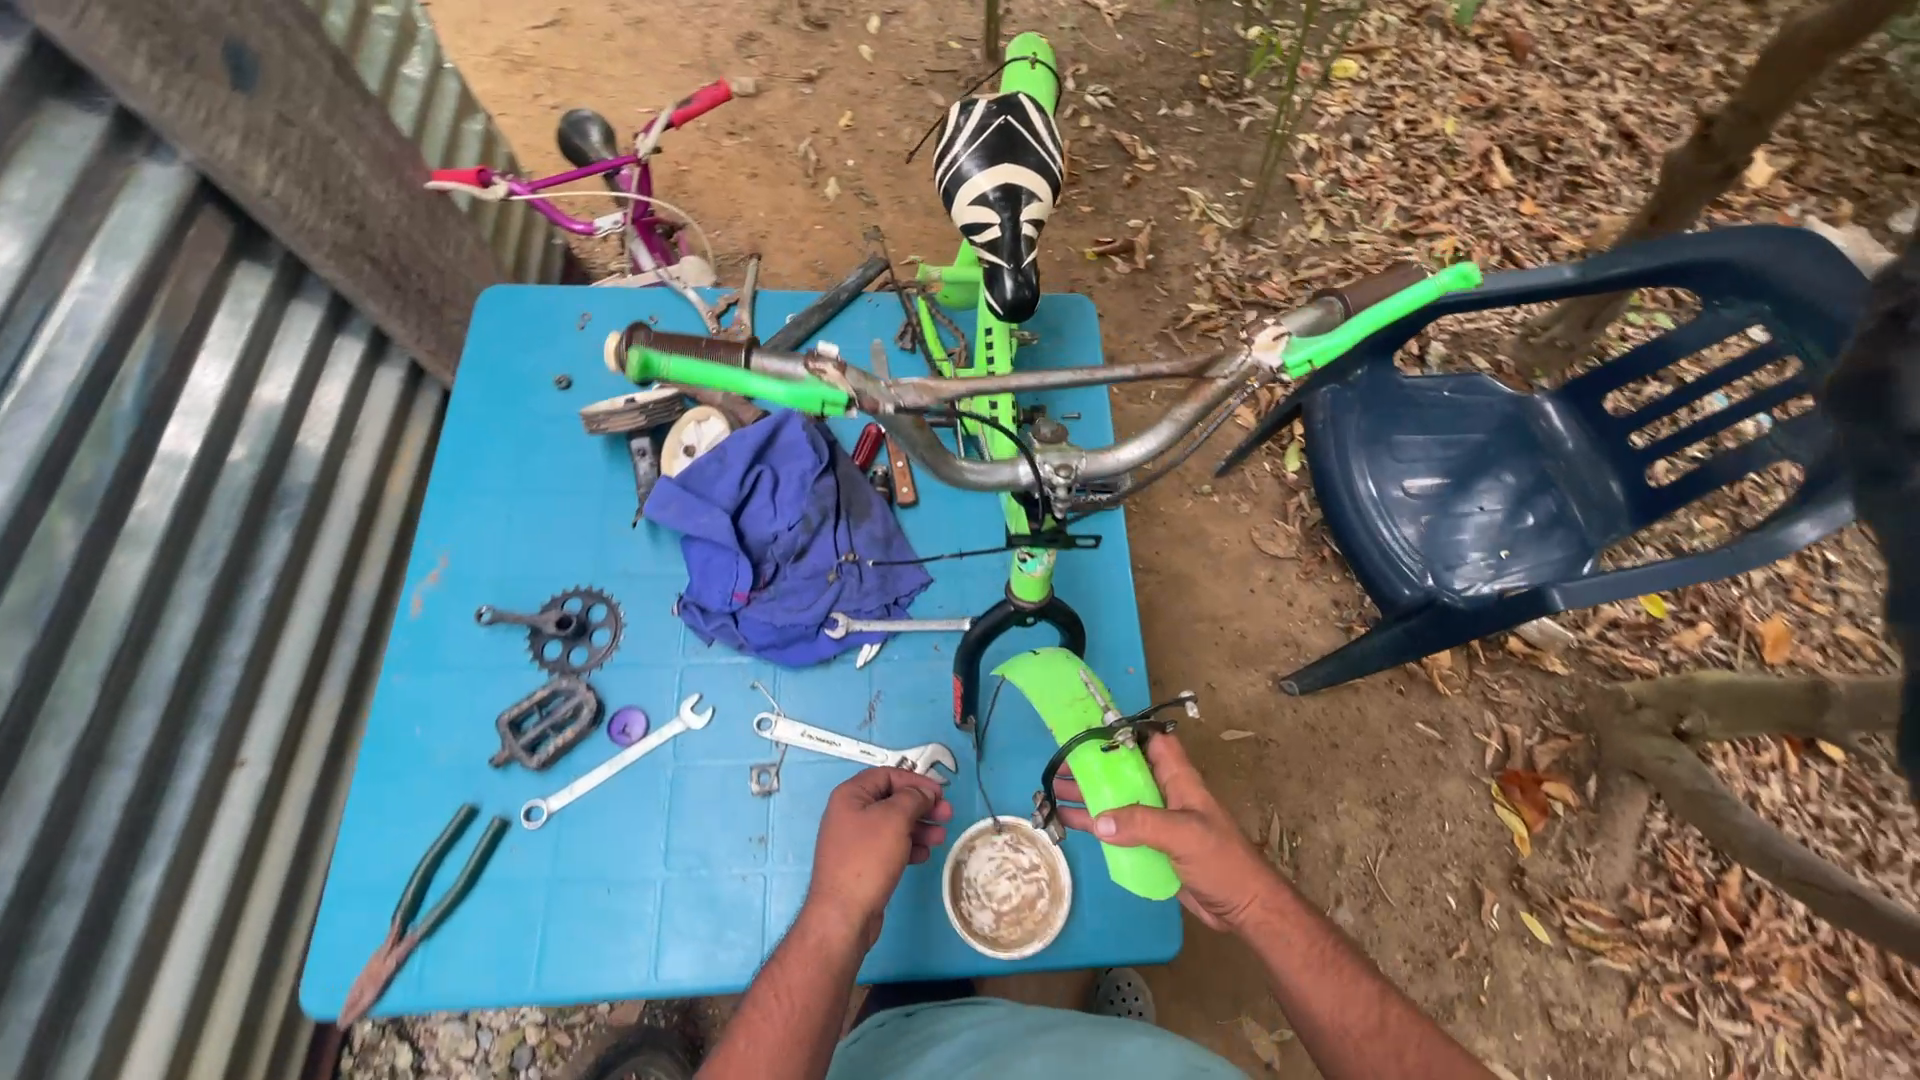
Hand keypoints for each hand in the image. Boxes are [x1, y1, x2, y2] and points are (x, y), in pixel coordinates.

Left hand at [804, 767, 952, 946]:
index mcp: (850, 795)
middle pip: (892, 800)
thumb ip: (913, 798)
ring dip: (919, 828)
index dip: (915, 781)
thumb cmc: (868, 858)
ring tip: (941, 838)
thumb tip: (924, 792)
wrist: (843, 915)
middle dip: (921, 806)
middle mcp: (849, 814)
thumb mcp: (895, 819)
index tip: (939, 794)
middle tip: (947, 815)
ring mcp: (854, 841)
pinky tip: (923, 855)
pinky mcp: (861, 864)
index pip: (887, 775)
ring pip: (893, 825)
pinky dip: (908, 847)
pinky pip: (888, 847)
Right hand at [1054, 733, 1280, 931]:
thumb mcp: (1183, 836)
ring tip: (1055, 791)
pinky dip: (1096, 825)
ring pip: (1118, 800)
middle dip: (1095, 766)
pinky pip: (1119, 830)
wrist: (1243, 908)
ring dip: (1089, 795)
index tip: (1092, 733)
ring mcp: (1158, 822)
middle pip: (1126, 771)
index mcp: (1179, 781)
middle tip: (1060, 767)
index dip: (1126, 733)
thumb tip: (1100, 820)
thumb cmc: (1222, 862)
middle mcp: (1166, 795)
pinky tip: (1071, 824)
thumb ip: (1142, 824)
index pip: (1153, 742)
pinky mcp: (1152, 847)